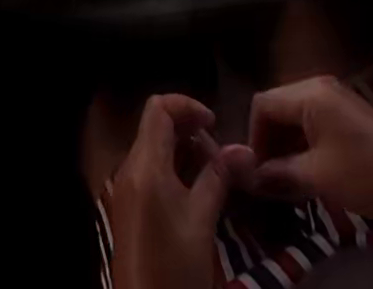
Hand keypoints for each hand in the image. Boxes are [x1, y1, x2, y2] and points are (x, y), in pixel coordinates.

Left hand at [107, 94, 231, 288]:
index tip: (214, 124)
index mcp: (145, 166)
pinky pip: (151, 170)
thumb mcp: (201, 221)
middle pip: (157, 126)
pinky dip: (175, 168)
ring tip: (215, 174)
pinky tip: (198, 191)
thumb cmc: (173, 266)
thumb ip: (219, 176)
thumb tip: (244, 149)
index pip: (159, 107)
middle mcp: (130, 170)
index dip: (188, 106)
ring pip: (156, 148)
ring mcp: (127, 189)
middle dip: (191, 131)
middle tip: (220, 155)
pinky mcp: (130, 207)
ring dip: (186, 151)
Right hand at [232, 75, 372, 228]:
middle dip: (268, 142)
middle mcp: (321, 87)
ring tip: (285, 184)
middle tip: (266, 181)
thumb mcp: (317, 177)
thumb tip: (250, 177)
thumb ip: (278, 173)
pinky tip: (307, 175)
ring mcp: (338, 100)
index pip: (263, 104)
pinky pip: (314, 124)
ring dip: (285, 147)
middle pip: (278, 107)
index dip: (252, 138)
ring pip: (296, 117)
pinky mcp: (350, 116)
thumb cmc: (368, 176)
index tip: (254, 173)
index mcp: (310, 93)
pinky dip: (304, 146)